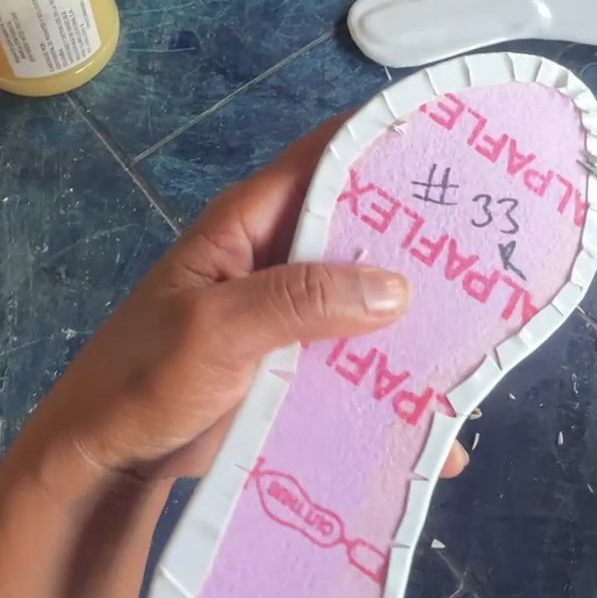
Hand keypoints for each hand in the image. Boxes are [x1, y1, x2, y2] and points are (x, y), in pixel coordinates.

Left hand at [17, 119, 467, 489]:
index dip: (382, 142)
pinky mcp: (294, 355)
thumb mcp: (215, 327)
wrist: (106, 455)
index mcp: (249, 221)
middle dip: (415, 234)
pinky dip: (388, 371)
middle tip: (490, 242)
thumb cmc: (143, 376)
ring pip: (361, 292)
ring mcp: (287, 307)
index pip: (324, 160)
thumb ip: (297, 300)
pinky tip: (435, 411)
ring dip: (410, 310)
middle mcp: (275, 253)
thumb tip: (396, 286)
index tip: (452, 143)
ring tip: (484, 328)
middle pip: (355, 226)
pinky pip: (352, 349)